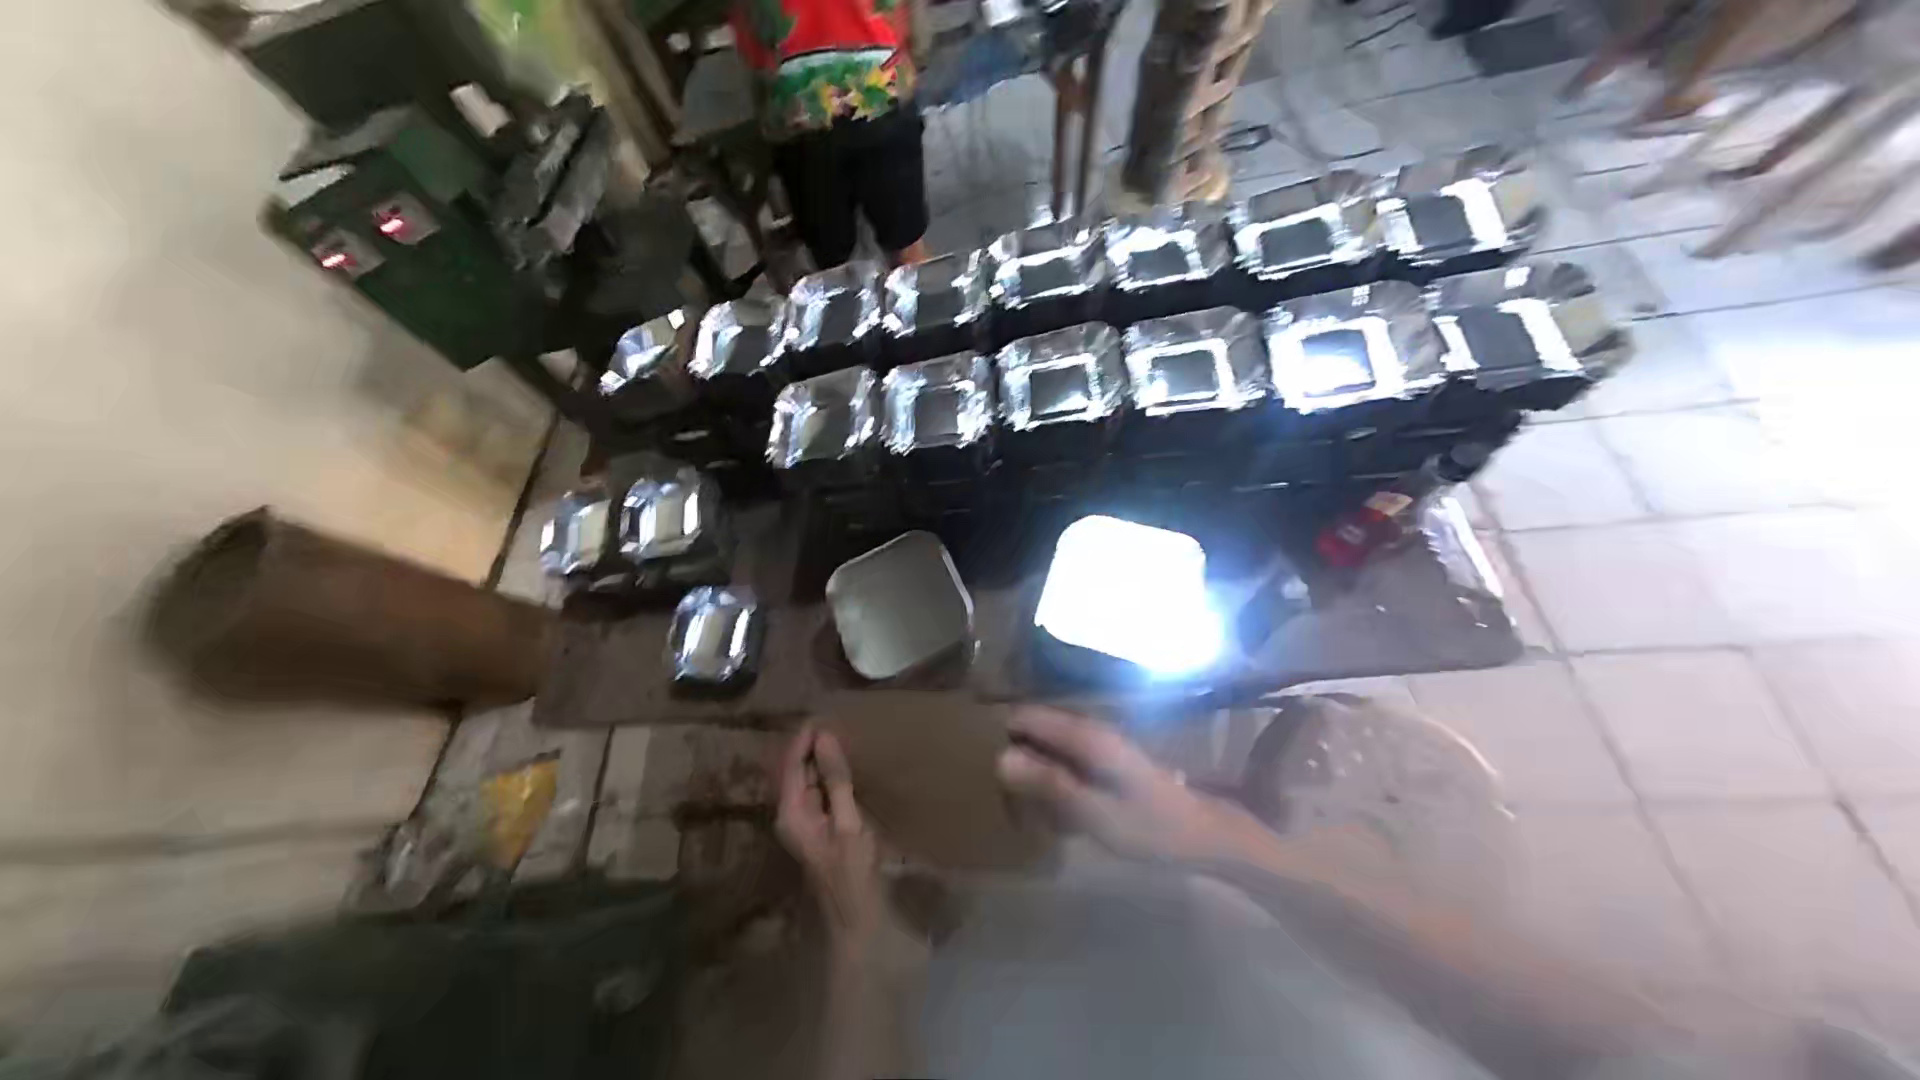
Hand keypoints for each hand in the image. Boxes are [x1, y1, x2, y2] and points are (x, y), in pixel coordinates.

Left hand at [776, 726, 885, 945]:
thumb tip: (826, 738)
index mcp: (790, 812)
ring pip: (808, 778)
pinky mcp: (822, 825)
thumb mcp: (847, 823)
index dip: (803, 737)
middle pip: (796, 769)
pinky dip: (830, 773)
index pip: (791, 763)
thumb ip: (835, 780)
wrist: (857, 919)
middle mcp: (792, 813)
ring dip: (821, 757)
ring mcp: (807, 820)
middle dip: (811, 744)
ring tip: (842, 733)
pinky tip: (847, 763)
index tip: (822, 712)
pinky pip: (821, 790)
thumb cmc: (852, 873)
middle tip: (835, 718)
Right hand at [997, 707, 1264, 866]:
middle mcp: (1090, 730)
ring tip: (1000, 784)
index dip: (998, 727)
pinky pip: (1062, 755)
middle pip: (1035, 723)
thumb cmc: (1152, 827)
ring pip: (1048, 739)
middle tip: (980, 772)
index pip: (1027, 715)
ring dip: (1026, 756)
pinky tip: (1037, 796)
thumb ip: (1049, 784)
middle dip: (1008, 742)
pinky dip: (1045, 769)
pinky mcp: (1104, 760)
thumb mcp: (1096, 813)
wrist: (1205, 835)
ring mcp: (1099, 743)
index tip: (969, 748)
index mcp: (1086, 736)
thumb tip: (1000, 758)